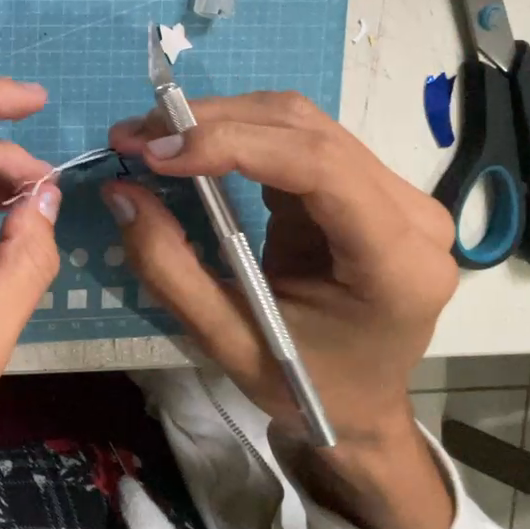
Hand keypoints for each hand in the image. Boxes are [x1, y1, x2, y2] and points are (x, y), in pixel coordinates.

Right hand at [104, 92, 458, 528]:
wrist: (360, 409)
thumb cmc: (304, 386)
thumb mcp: (226, 341)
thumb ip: (170, 267)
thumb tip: (120, 189)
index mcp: (395, 263)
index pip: (319, 167)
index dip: (232, 145)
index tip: (154, 155)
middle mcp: (409, 213)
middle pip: (304, 129)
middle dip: (210, 122)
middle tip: (131, 138)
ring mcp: (392, 193)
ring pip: (297, 121)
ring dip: (216, 119)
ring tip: (149, 137)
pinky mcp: (363, 185)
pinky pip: (293, 137)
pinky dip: (232, 133)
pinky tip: (187, 147)